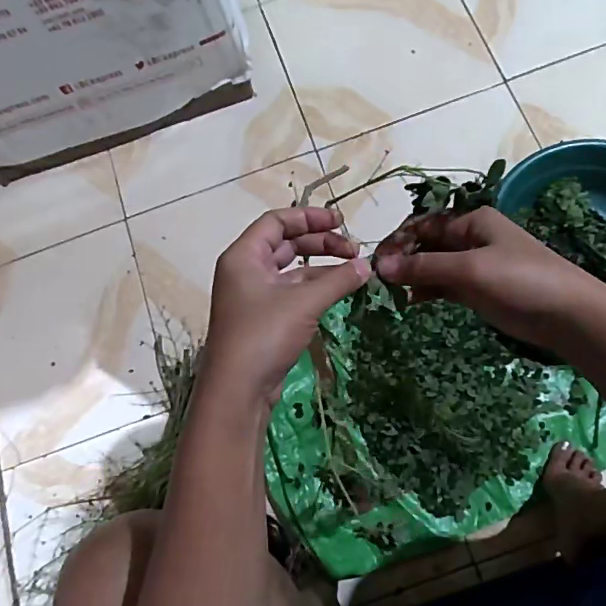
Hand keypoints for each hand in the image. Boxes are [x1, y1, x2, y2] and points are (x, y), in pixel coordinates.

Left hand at [202, 207, 369, 402]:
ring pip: (291, 271)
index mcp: (243, 256)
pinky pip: (292, 294)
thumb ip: (338, 279)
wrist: (238, 388)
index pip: (276, 222)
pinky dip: (315, 289)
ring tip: (356, 271)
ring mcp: (253, 297)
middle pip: (285, 244)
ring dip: (322, 268)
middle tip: (354, 249)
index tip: (341, 221)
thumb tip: (366, 266)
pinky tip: (340, 291)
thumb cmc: (264, 335)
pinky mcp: (264, 320)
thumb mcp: (304, 302)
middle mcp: (245, 271)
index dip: (309, 217)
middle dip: (320, 243)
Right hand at [373, 206, 603, 345]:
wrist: (568, 315)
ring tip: (389, 294)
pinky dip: (426, 291)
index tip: (376, 263)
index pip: (422, 224)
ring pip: (432, 266)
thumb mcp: (469, 269)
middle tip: (378, 282)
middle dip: (401, 259)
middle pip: (424, 244)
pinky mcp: (477, 289)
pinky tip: (410, 302)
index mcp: (471, 221)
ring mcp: (474, 265)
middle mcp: (470, 238)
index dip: (397, 240)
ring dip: (411, 277)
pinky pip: (442, 285)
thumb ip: (423, 267)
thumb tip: (380, 266)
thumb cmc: (520, 281)